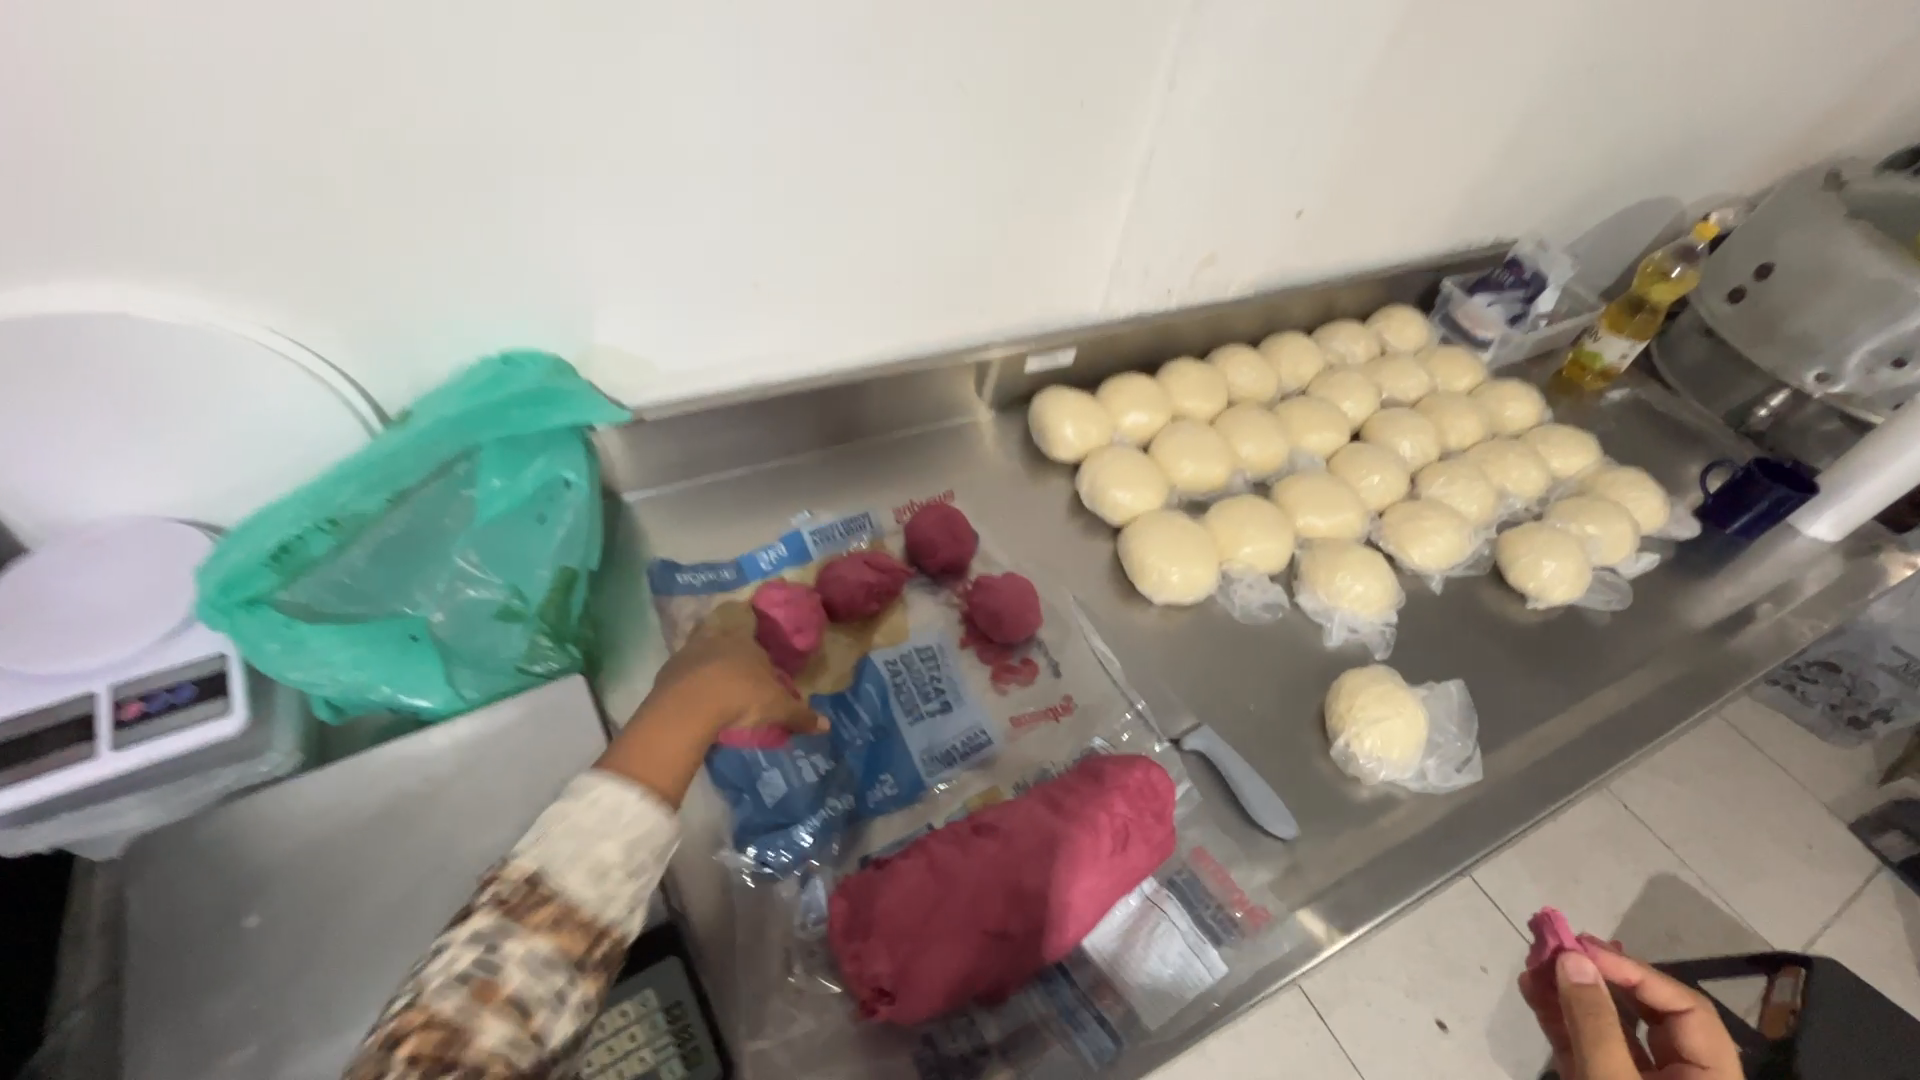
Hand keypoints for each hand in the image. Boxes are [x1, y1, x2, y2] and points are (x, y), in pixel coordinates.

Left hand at [596, 612, 826, 805]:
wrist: (691, 705)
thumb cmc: (742, 697)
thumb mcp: (777, 708)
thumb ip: (800, 715)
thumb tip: (827, 725)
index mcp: (746, 642)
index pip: (756, 641)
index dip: (760, 657)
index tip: (762, 672)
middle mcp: (718, 640)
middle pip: (726, 641)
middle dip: (731, 656)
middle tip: (737, 678)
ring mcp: (690, 653)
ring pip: (702, 653)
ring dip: (707, 667)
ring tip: (714, 689)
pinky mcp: (668, 671)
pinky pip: (682, 673)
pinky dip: (688, 683)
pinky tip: (694, 700)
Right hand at [1519, 936, 1744, 1079]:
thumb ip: (1595, 1025)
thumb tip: (1571, 956)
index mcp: (1711, 1078)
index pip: (1686, 1009)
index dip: (1635, 972)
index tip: (1581, 948)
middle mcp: (1682, 1075)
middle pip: (1646, 1011)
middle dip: (1598, 974)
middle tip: (1555, 944)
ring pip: (1609, 1024)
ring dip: (1569, 989)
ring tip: (1533, 959)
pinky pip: (1584, 1042)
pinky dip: (1558, 1014)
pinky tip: (1531, 987)